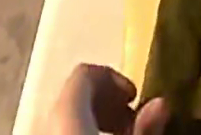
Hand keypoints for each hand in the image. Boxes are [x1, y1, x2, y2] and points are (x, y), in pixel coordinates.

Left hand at [44, 64, 169, 134]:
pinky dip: (78, 130)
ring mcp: (39, 130)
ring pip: (66, 115)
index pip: (85, 72)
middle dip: (106, 100)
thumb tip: (161, 103)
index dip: (113, 78)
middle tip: (131, 119)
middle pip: (75, 93)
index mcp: (64, 109)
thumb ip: (143, 126)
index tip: (135, 95)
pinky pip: (59, 130)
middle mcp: (44, 117)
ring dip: (94, 118)